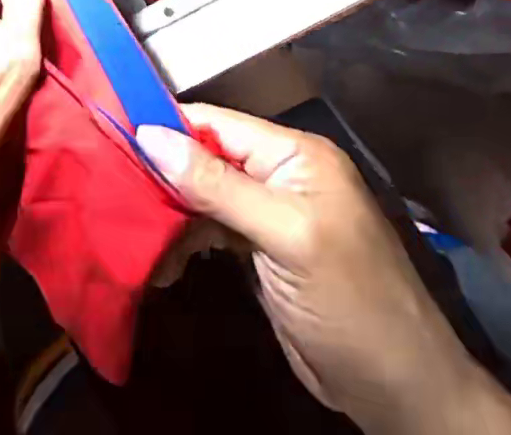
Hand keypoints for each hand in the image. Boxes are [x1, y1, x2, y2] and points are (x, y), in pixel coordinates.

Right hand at [136, 106, 510, 434]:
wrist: (396, 387)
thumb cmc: (348, 299)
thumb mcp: (284, 235)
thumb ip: (218, 186)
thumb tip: (150, 135)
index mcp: (292, 153)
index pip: (218, 123)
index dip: (168, 128)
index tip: (114, 138)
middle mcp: (279, 173)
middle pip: (206, 157)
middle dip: (163, 176)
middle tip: (114, 196)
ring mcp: (269, 212)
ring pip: (203, 195)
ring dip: (168, 215)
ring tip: (132, 239)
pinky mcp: (260, 247)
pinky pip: (212, 228)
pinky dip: (185, 243)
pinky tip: (163, 263)